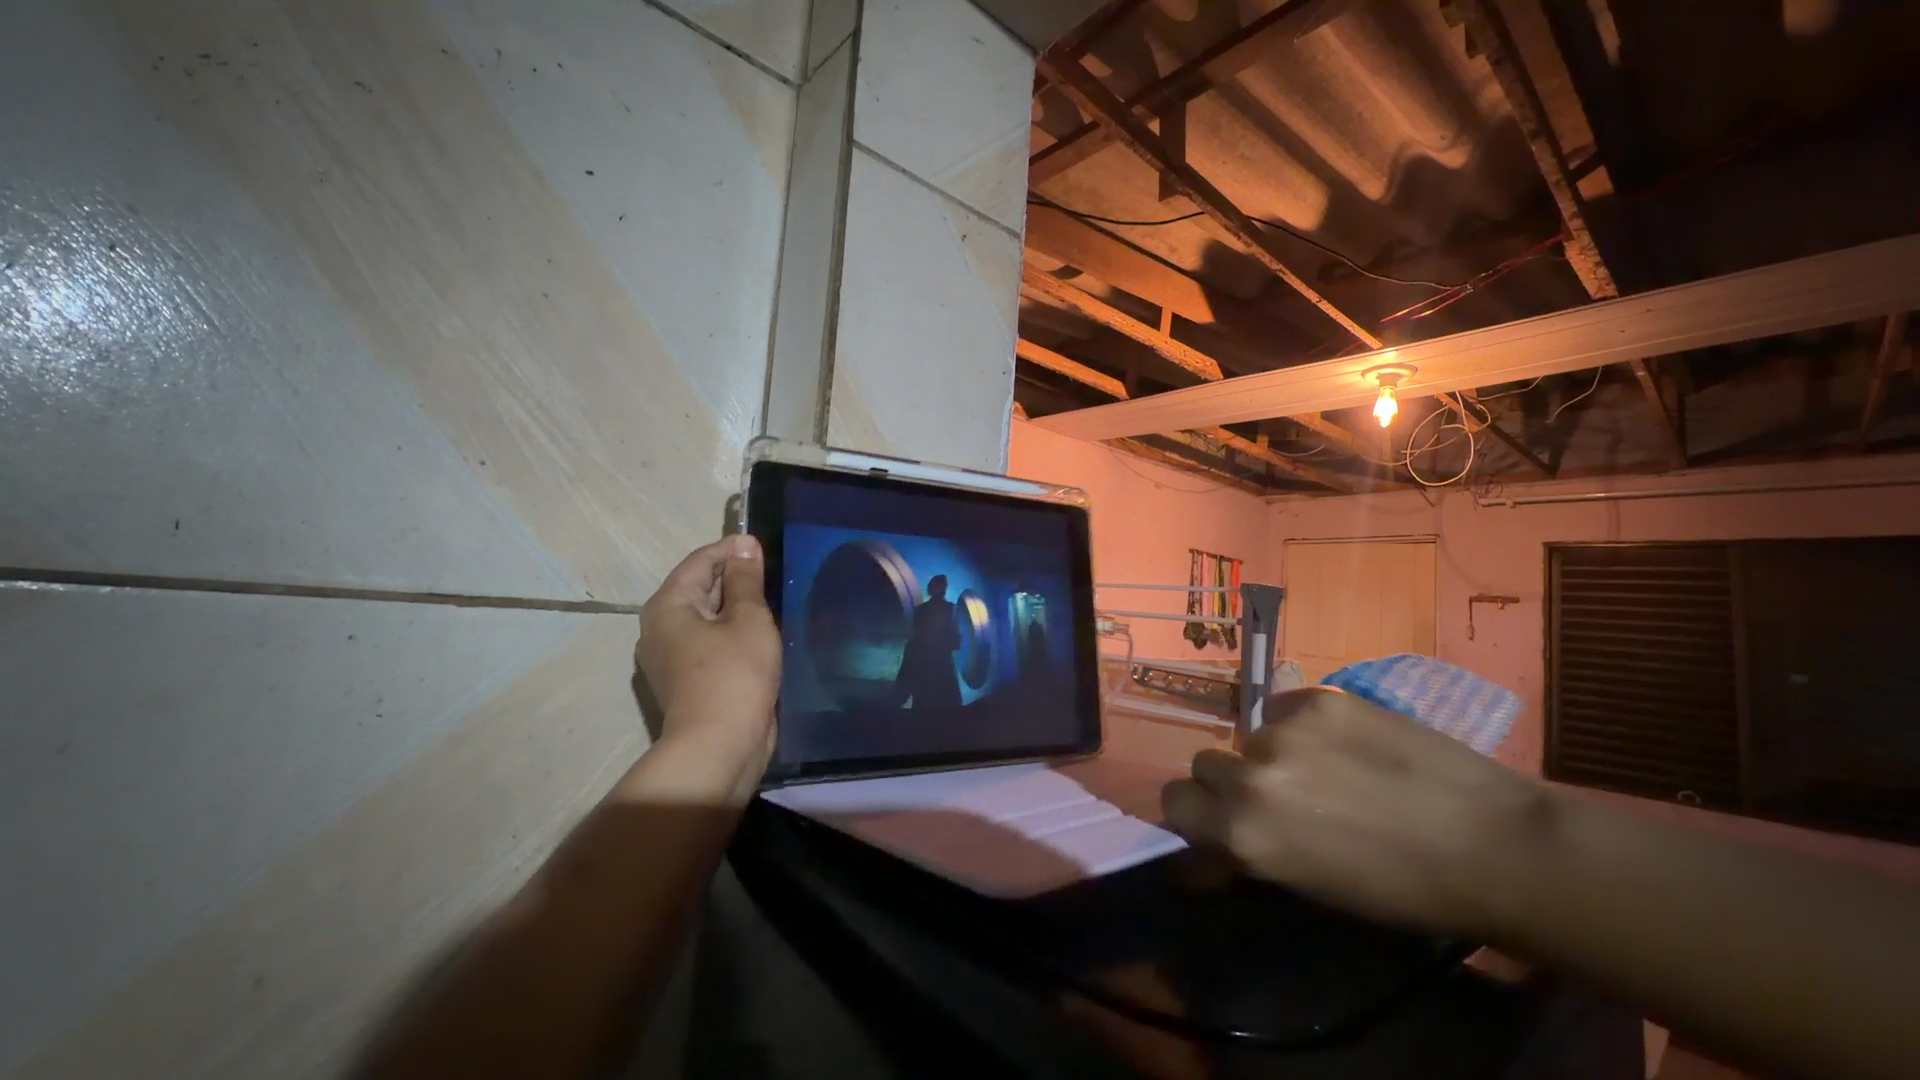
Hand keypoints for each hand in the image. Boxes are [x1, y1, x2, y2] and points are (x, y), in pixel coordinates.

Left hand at [636, 535, 780, 760]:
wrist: (720, 746)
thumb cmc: (734, 674)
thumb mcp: (748, 619)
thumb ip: (745, 579)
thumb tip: (744, 544)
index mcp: (667, 605)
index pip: (699, 561)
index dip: (732, 549)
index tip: (766, 548)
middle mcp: (659, 627)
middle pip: (699, 588)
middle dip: (735, 580)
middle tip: (776, 577)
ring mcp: (670, 658)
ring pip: (706, 619)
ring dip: (737, 610)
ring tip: (774, 604)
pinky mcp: (687, 681)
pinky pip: (710, 644)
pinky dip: (733, 635)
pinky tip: (762, 638)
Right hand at [1161, 687, 1557, 937]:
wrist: (1490, 845)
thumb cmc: (1401, 890)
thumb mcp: (1306, 884)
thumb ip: (1250, 846)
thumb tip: (1221, 826)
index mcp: (1242, 832)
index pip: (1174, 801)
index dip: (1196, 810)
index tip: (1224, 818)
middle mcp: (1250, 775)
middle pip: (1206, 762)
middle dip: (1232, 779)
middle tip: (1280, 794)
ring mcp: (1285, 729)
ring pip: (1251, 733)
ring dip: (1274, 750)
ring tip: (1329, 768)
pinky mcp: (1321, 698)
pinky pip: (1285, 706)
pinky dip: (1304, 723)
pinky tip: (1349, 742)